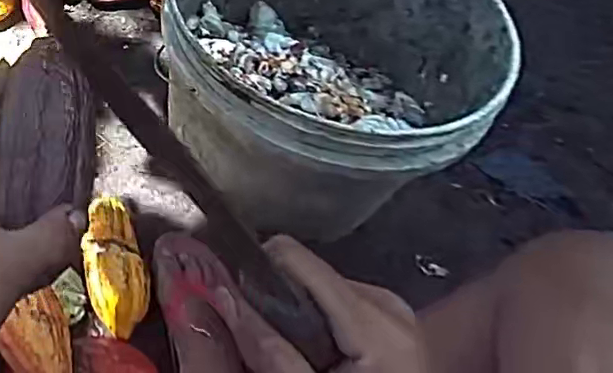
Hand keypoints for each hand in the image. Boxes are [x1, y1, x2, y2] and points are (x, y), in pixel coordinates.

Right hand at [213, 236, 428, 372]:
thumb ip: (267, 347)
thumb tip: (219, 292)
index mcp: (375, 321)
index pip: (288, 254)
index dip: (256, 276)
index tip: (247, 310)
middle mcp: (387, 305)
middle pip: (298, 270)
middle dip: (277, 304)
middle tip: (278, 349)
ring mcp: (392, 312)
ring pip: (311, 284)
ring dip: (294, 314)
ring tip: (303, 357)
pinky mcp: (389, 321)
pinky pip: (331, 299)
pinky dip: (314, 321)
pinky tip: (321, 355)